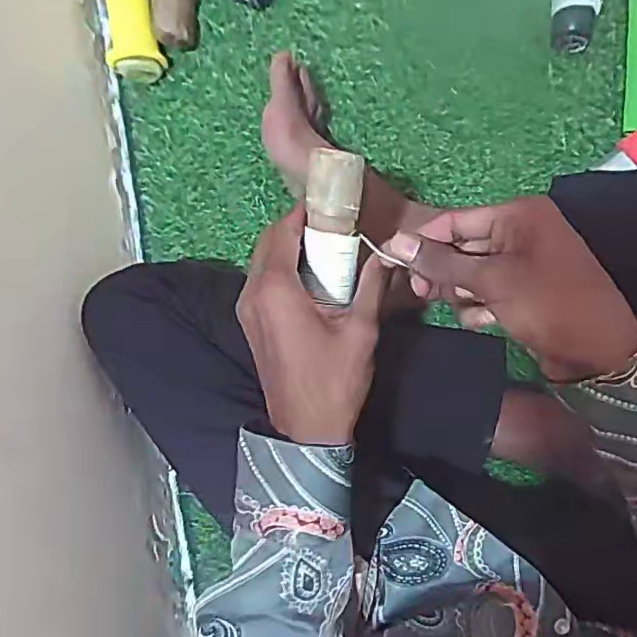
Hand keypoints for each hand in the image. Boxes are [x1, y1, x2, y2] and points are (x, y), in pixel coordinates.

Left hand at [237, 205, 391, 444]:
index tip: (332, 205)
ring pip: (263, 263)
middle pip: (269, 243)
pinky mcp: (251, 325)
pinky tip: (312, 281)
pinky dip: (283, 272)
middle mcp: (252, 294)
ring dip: (290, 250)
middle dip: (298, 229)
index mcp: (275, 289)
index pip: (284, 231)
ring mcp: (247, 311)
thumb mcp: (361, 331)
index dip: (306, 213)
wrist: (306, 431)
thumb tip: (389, 254)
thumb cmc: (334, 382)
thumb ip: (373, 285)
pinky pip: (263, 284)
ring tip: (327, 252)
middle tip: (334, 229)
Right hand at [384, 196, 636, 381]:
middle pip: (462, 247)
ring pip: (471, 274)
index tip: (393, 262)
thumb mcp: (492, 280)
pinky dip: (480, 307)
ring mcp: (523, 265)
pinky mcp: (523, 294)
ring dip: (462, 294)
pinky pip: (488, 293)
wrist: (597, 351)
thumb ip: (442, 262)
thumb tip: (396, 243)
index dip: (423, 241)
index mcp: (519, 216)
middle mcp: (521, 234)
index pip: (455, 220)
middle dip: (444, 272)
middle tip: (421, 294)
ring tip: (468, 309)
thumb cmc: (547, 304)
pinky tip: (484, 321)